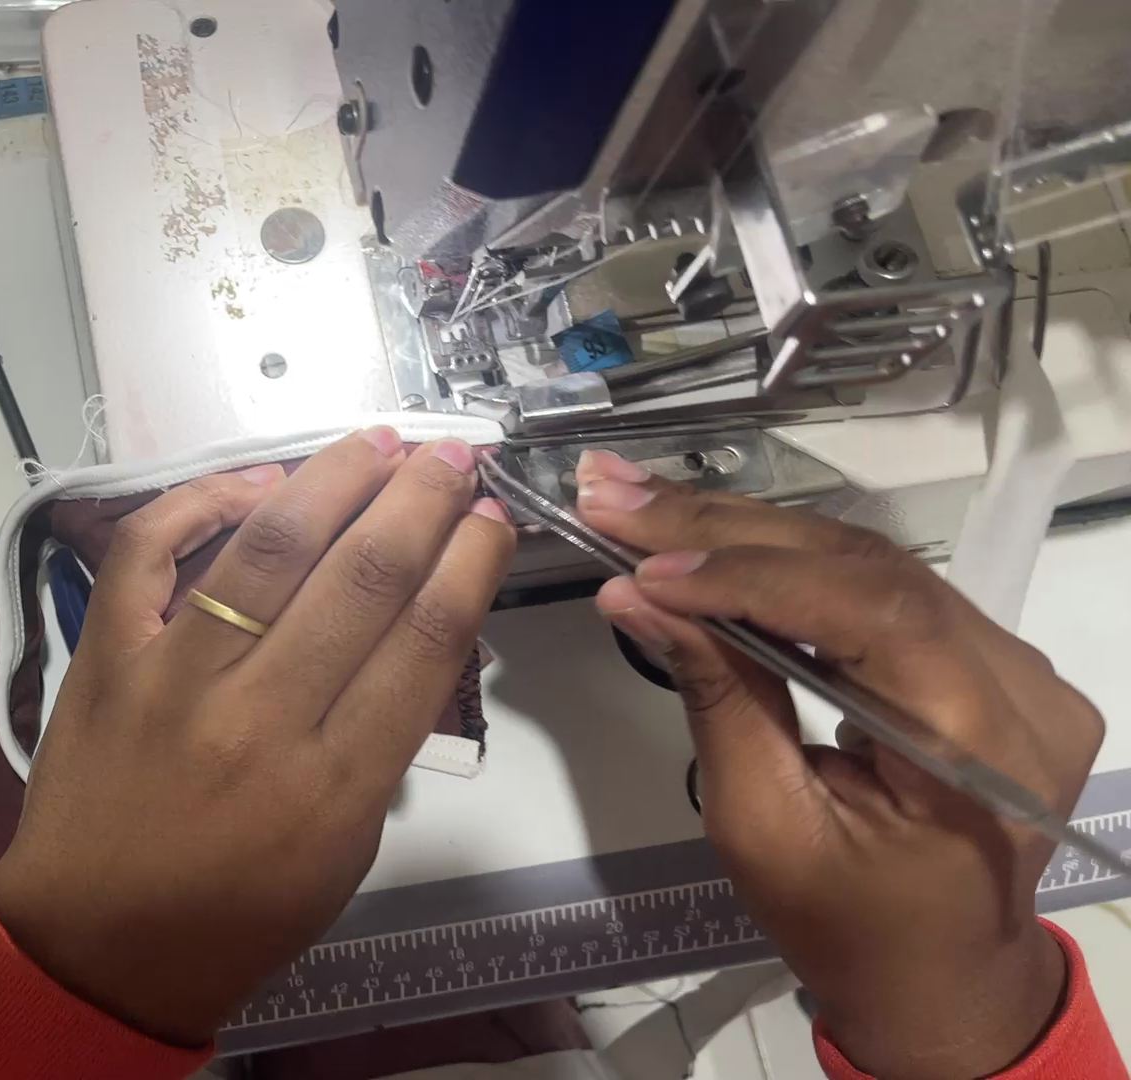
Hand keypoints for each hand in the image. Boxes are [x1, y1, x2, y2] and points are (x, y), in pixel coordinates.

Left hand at [0, 429, 515, 1045]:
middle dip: (417, 501)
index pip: (422, 641)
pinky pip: (145, 552)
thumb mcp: (343, 850)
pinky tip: (253, 481)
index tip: (488, 517)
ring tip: (376, 443)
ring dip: (332, 481)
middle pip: (358, 579)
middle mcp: (257, 718)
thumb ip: (381, 741)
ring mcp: (170, 679)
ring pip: (265, 550)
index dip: (467, 564)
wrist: (95, 946)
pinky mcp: (104, 657)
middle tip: (448, 456)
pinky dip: (196, 502)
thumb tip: (416, 624)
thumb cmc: (233, 916)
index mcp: (335, 785)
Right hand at [577, 449, 1103, 1079]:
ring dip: (723, 522)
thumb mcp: (758, 819)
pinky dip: (755, 548)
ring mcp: (994, 658)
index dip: (745, 578)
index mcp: (981, 742)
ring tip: (623, 495)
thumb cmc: (841, 917)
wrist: (930, 969)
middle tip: (605, 493)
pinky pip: (848, 577)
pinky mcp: (953, 649)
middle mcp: (1014, 679)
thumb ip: (711, 694)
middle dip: (713, 525)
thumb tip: (631, 598)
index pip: (868, 613)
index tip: (638, 568)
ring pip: (849, 554)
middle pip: (857, 563)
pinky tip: (683, 526)